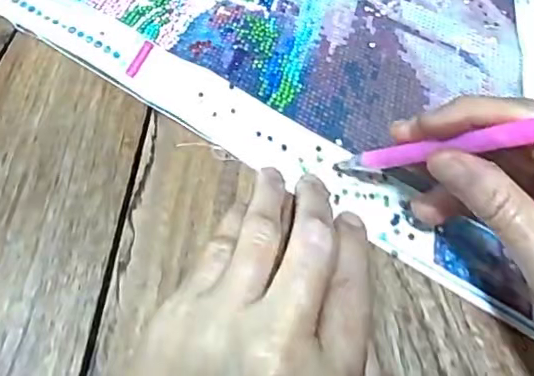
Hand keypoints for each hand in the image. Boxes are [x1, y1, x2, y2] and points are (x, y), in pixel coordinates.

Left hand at [132, 168, 370, 375]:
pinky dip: (230, 222)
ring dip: (268, 200)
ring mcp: (222, 319)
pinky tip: (238, 207)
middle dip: (314, 210)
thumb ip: (337, 358)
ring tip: (275, 176)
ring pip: (256, 237)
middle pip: (307, 252)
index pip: (350, 293)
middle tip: (316, 183)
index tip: (352, 220)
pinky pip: (214, 251)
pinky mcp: (179, 312)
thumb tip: (342, 290)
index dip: (354, 250)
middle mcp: (277, 339)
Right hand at [396, 97, 533, 375]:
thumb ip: (505, 212)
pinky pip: (529, 198)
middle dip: (462, 141)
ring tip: (415, 188)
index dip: (475, 120)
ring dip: (466, 175)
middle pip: (527, 140)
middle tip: (403, 143)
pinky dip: (486, 203)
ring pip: (520, 167)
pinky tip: (444, 211)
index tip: (420, 128)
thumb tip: (442, 154)